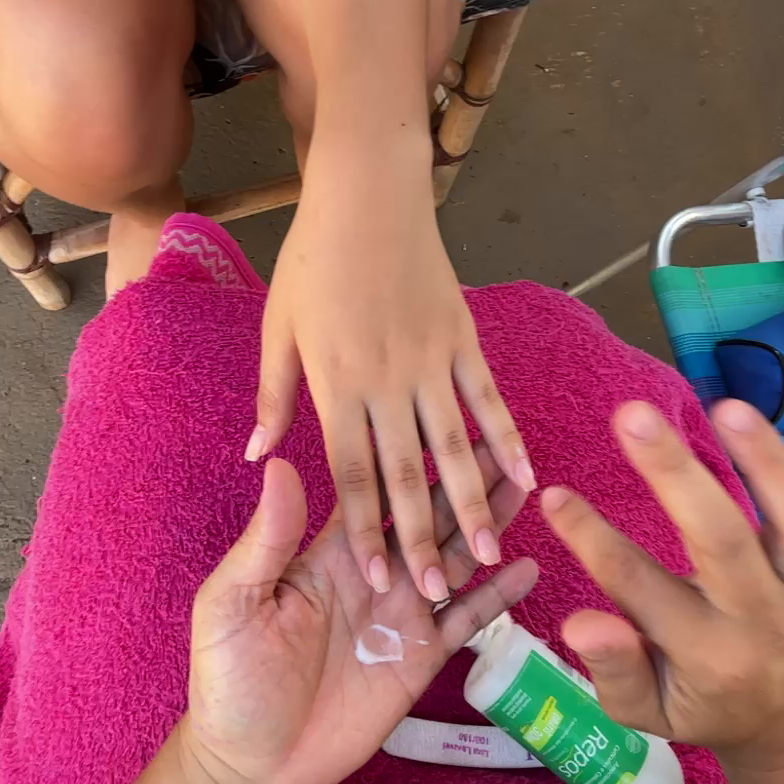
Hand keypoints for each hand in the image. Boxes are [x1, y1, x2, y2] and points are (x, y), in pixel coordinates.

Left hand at [184, 449, 537, 783]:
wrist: (253, 758)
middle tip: (503, 445)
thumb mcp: (237, 599)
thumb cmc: (232, 674)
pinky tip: (527, 568)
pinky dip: (497, 595)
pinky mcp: (421, 655)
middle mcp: (376, 569)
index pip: (379, 490)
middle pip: (429, 514)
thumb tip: (276, 463)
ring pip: (455, 557)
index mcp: (333, 549)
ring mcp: (402, 611)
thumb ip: (269, 538)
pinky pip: (466, 619)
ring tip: (523, 490)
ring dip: (487, 524)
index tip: (439, 419)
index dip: (409, 456)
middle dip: (463, 480)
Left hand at [251, 139, 532, 604]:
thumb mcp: (277, 328)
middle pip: (407, 473)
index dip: (363, 527)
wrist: (367, 194)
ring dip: (474, 504)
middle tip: (439, 590)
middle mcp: (387, 382)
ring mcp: (431, 361)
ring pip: (455, 446)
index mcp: (336, 384)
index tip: (375, 577)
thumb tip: (257, 456)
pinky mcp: (465, 340)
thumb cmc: (312, 262)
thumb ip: (273, 396)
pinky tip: (526, 478)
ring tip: (493, 553)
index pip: (351, 472)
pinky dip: (508, 439)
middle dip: (422, 536)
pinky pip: (489, 399)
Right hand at [540, 399, 783, 775]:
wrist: (781, 721)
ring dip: (768, 461)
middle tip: (631, 414)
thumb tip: (580, 623)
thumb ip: (614, 669)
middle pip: (725, 539)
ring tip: (726, 407)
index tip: (552, 496)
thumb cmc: (696, 706)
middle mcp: (761, 617)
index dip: (591, 539)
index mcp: (707, 654)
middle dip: (677, 472)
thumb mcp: (643, 711)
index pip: (639, 587)